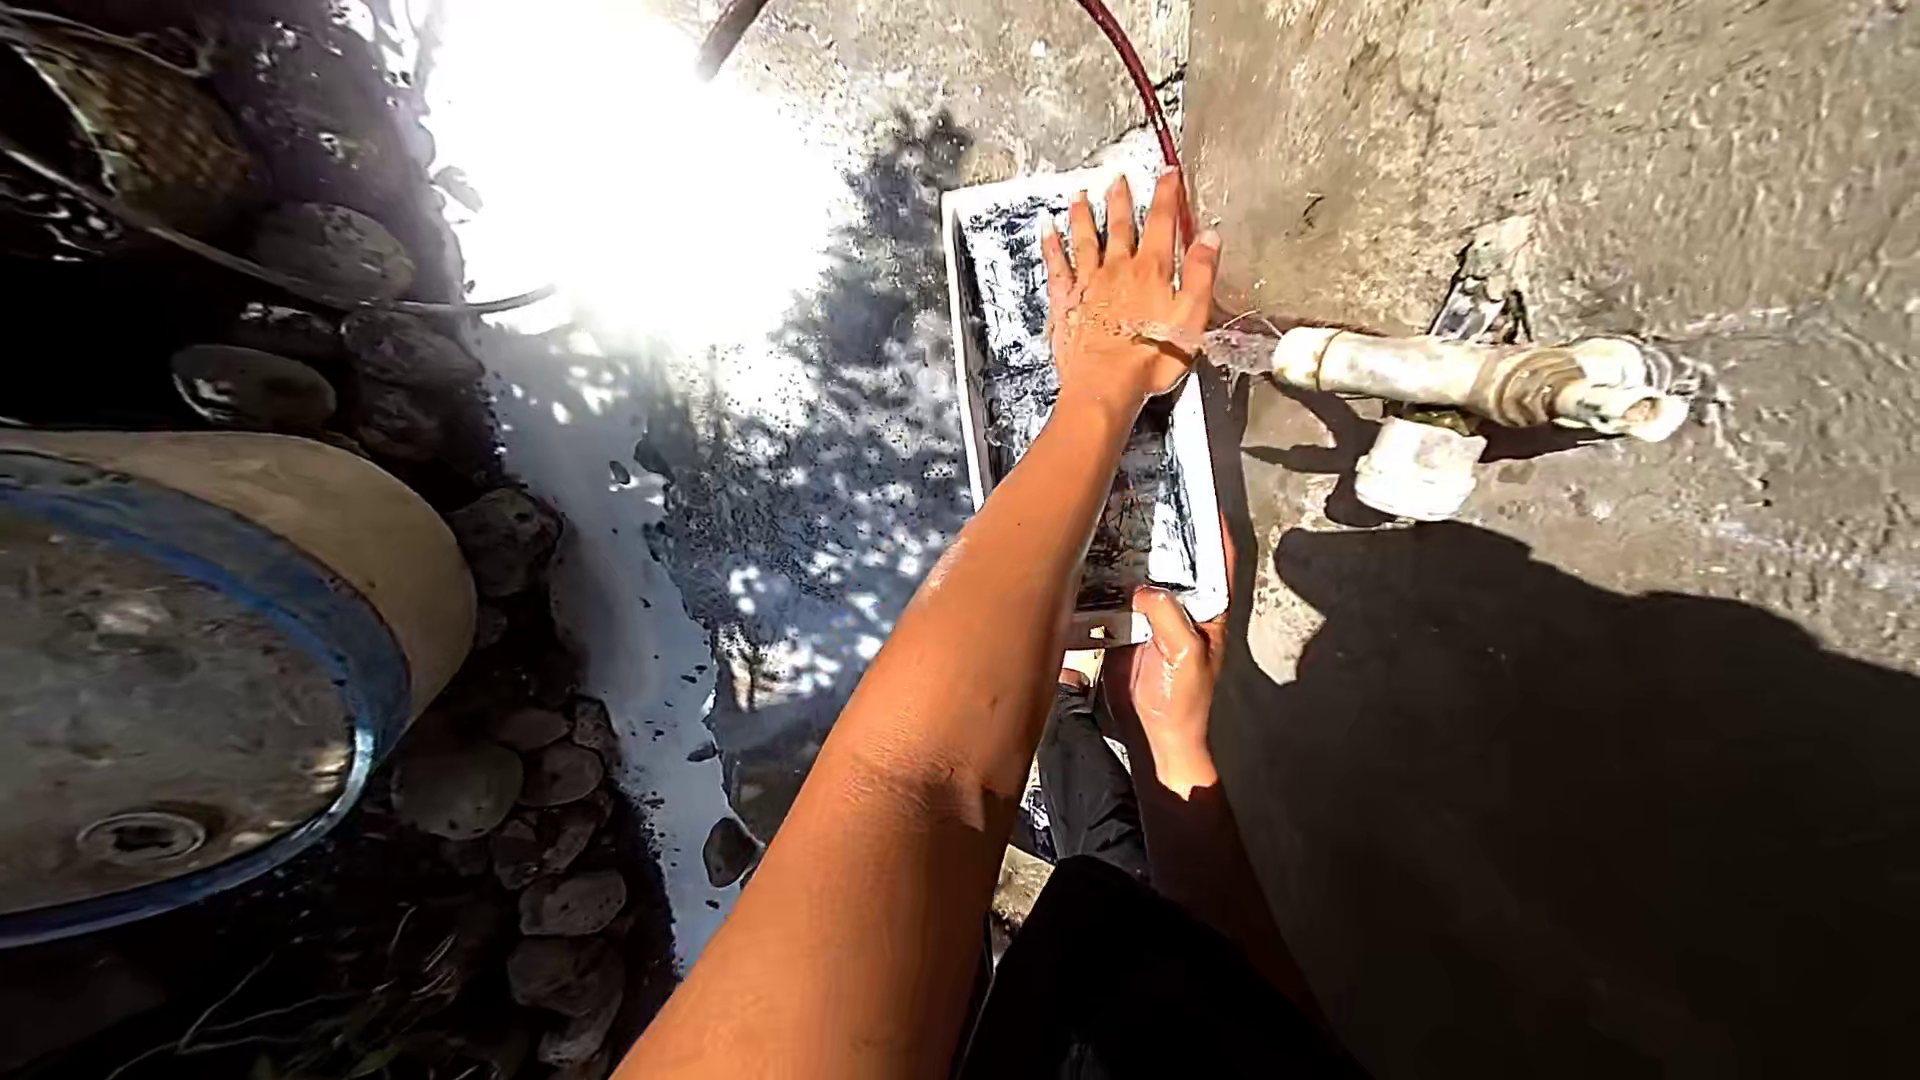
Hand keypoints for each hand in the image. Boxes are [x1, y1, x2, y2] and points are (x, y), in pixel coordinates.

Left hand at [1041, 168, 1220, 411]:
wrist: (1105, 384)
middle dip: (1121, 199)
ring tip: (1080, 195)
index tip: (1169, 173)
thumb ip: (1201, 274)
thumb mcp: (1192, 317)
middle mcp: (1118, 269)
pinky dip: (1051, 246)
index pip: (1163, 221)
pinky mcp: (1066, 304)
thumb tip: (1209, 237)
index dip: (1167, 194)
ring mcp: (1088, 285)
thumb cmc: (1150, 358)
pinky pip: (1057, 267)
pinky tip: (1046, 230)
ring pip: (1084, 240)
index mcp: (1152, 270)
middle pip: (1119, 225)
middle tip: (1118, 179)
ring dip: (1083, 215)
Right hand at [1104, 516, 1235, 797]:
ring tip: (1111, 522)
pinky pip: (1114, 595)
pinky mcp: (1124, 624)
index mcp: (1208, 608)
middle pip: (1174, 559)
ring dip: (1128, 553)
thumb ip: (1169, 617)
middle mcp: (1181, 605)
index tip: (1200, 495)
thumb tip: (1142, 588)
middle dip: (1162, 531)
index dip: (1213, 527)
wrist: (1154, 731)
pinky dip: (1103, 579)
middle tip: (1142, 498)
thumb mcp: (1187, 655)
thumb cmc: (1185, 700)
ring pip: (1141, 574)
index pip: (1218, 559)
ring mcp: (1152, 614)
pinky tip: (1089, 561)